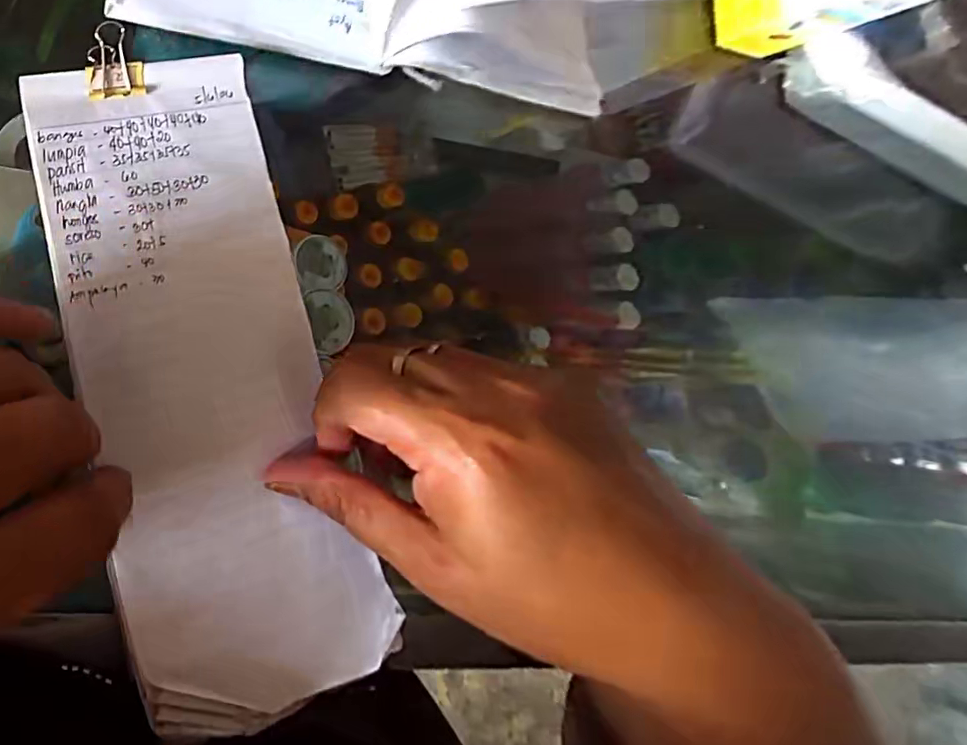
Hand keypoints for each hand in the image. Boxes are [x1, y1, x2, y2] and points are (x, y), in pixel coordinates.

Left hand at [0, 293, 131, 744]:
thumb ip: (10, 580)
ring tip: (26, 413)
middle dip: (76, 448)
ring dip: (38, 397)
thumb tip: (83, 502)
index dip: (104, 505)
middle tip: (60, 457)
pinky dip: (8, 315)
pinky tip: (33, 326)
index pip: (80, 523)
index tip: (105, 492)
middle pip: (58, 435)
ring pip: (17, 374)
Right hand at [265, 344, 871, 744]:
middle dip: (356, 398)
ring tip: (429, 453)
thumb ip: (349, 502)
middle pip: (381, 353)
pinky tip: (480, 444)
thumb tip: (279, 468)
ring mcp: (534, 377)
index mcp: (459, 440)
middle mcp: (494, 388)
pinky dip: (447, 388)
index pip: (353, 378)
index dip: (327, 413)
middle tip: (379, 460)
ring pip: (423, 350)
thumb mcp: (433, 565)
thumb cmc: (546, 600)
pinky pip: (473, 361)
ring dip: (400, 389)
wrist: (687, 616)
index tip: (343, 458)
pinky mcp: (562, 380)